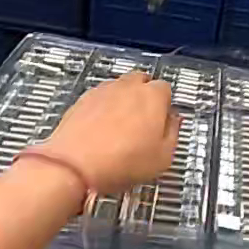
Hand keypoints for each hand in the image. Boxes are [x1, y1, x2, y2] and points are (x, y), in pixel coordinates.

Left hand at [41, 71, 179, 194]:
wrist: (74, 166)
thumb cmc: (122, 162)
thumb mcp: (163, 157)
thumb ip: (173, 133)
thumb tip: (173, 121)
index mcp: (153, 96)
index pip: (165, 89)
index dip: (165, 106)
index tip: (163, 122)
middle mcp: (128, 87)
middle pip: (141, 82)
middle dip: (144, 97)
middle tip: (143, 122)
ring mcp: (102, 91)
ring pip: (119, 88)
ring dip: (123, 102)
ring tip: (121, 128)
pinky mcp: (81, 100)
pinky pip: (99, 99)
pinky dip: (103, 109)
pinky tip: (102, 131)